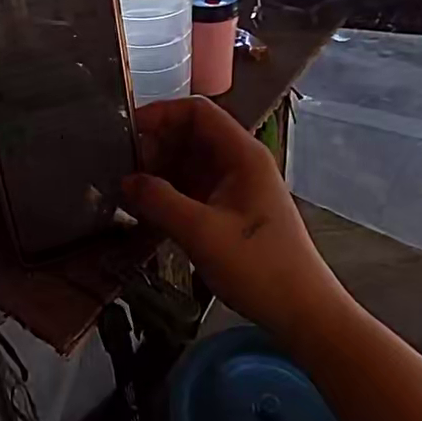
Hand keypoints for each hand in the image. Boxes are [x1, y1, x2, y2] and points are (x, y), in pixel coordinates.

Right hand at [123, 97, 345, 337]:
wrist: (301, 308)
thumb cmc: (257, 266)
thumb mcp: (201, 232)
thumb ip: (160, 201)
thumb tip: (126, 181)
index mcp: (242, 154)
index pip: (198, 112)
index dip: (161, 113)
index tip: (126, 130)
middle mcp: (241, 163)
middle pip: (193, 136)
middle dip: (156, 146)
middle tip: (120, 168)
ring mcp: (239, 187)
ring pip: (193, 164)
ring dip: (161, 173)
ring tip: (126, 192)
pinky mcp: (234, 211)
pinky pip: (197, 189)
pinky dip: (173, 194)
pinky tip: (147, 212)